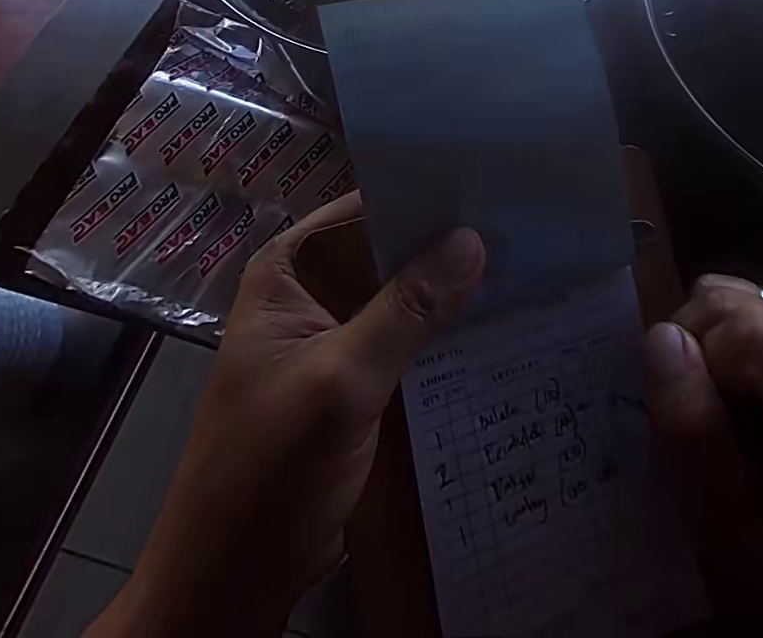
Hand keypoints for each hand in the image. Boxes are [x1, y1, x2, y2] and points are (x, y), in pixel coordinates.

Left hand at [89, 192, 483, 637]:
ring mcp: (338, 334)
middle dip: (448, 241)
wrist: (234, 577)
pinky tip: (500, 319)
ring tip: (528, 261)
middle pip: (389, 249)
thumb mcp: (340, 382)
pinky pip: (411, 335)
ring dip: (453, 285)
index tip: (489, 185)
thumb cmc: (269, 469)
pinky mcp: (361, 374)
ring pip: (405, 293)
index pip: (364, 210)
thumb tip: (473, 239)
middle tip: (522, 224)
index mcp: (290, 270)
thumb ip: (405, 310)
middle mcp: (313, 290)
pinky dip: (447, 328)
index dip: (423, 195)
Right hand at [644, 274, 762, 636]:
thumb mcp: (734, 533)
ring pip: (736, 296)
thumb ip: (697, 439)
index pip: (754, 335)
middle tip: (701, 419)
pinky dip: (722, 338)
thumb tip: (662, 337)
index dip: (700, 366)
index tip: (693, 421)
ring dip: (706, 344)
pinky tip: (739, 390)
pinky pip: (746, 302)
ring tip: (722, 408)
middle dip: (697, 353)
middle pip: (741, 307)